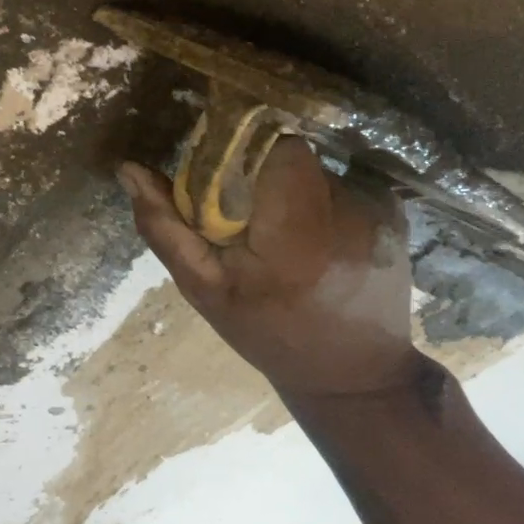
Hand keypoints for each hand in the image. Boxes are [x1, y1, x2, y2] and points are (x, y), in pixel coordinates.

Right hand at [118, 138, 422, 398]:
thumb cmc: (265, 331)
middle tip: (237, 212)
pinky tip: (304, 233)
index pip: (276, 153)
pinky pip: (338, 180)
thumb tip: (128, 170)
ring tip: (270, 230)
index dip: (240, 153)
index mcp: (297, 236)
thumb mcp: (201, 286)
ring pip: (312, 167)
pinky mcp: (394, 212)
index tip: (215, 176)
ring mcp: (381, 211)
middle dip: (257, 172)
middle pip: (291, 156)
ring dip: (283, 186)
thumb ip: (164, 226)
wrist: (353, 371)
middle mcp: (350, 214)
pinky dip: (312, 196)